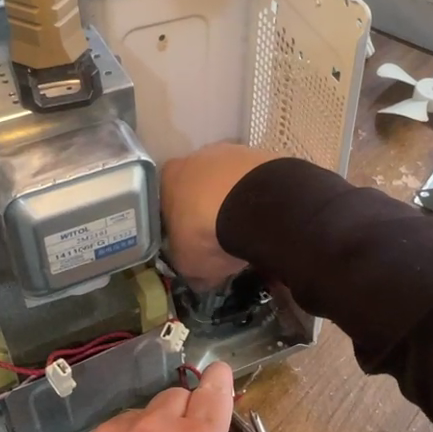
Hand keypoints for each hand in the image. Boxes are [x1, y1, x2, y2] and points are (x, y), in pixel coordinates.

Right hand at [161, 143, 278, 290]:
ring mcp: (230, 152)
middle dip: (209, 208)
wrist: (255, 206)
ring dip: (236, 201)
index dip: (178, 223)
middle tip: (221, 236)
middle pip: (199, 186)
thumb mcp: (190, 263)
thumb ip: (190, 267)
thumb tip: (199, 279)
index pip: (166, 201)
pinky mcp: (261, 154)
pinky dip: (258, 197)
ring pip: (229, 181)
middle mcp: (195, 158)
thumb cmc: (207, 233)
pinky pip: (256, 181)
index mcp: (168, 179)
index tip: (190, 241)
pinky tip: (266, 217)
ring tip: (249, 228)